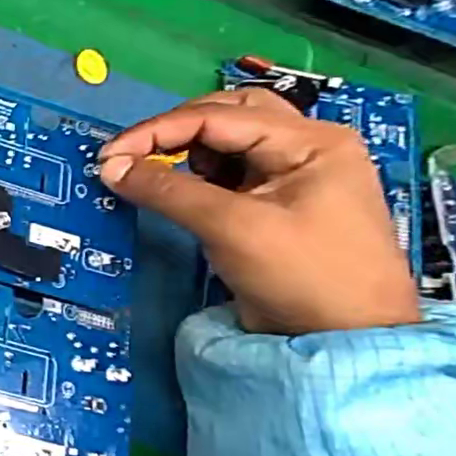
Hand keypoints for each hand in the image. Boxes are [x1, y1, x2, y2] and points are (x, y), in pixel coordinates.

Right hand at [97, 88, 419, 334]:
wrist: (344, 340)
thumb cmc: (304, 277)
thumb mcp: (231, 227)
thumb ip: (168, 190)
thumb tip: (111, 166)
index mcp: (311, 141)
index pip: (216, 117)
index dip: (156, 131)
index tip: (111, 155)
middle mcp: (306, 146)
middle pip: (226, 115)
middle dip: (176, 132)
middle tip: (137, 157)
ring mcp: (295, 173)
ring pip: (227, 139)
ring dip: (188, 152)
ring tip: (165, 178)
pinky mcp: (278, 199)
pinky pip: (230, 169)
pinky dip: (199, 174)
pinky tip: (187, 193)